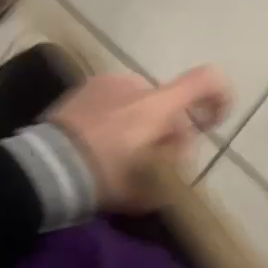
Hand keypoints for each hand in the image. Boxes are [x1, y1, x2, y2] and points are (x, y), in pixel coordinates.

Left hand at [46, 67, 231, 212]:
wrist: (49, 165)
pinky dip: (119, 112)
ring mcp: (107, 81)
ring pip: (141, 99)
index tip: (215, 116)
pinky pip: (116, 95)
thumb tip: (177, 148)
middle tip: (153, 158)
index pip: (201, 81)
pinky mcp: (86, 84)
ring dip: (142, 119)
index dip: (217, 93)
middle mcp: (134, 85)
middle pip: (166, 101)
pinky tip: (104, 137)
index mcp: (153, 107)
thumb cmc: (103, 178)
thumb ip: (171, 164)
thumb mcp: (146, 187)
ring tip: (123, 149)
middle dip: (167, 126)